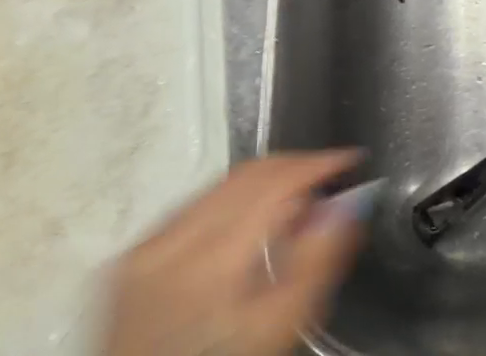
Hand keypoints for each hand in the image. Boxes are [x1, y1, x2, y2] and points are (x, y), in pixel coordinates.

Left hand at [100, 152, 372, 355]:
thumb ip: (318, 261)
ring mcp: (144, 247)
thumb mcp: (281, 326)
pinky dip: (232, 201)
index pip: (274, 181)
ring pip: (220, 184)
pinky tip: (251, 222)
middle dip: (296, 167)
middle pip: (246, 174)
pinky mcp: (133, 255)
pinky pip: (195, 205)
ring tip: (296, 202)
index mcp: (209, 261)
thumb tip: (348, 203)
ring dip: (265, 182)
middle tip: (331, 179)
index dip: (319, 162)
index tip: (352, 159)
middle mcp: (169, 241)